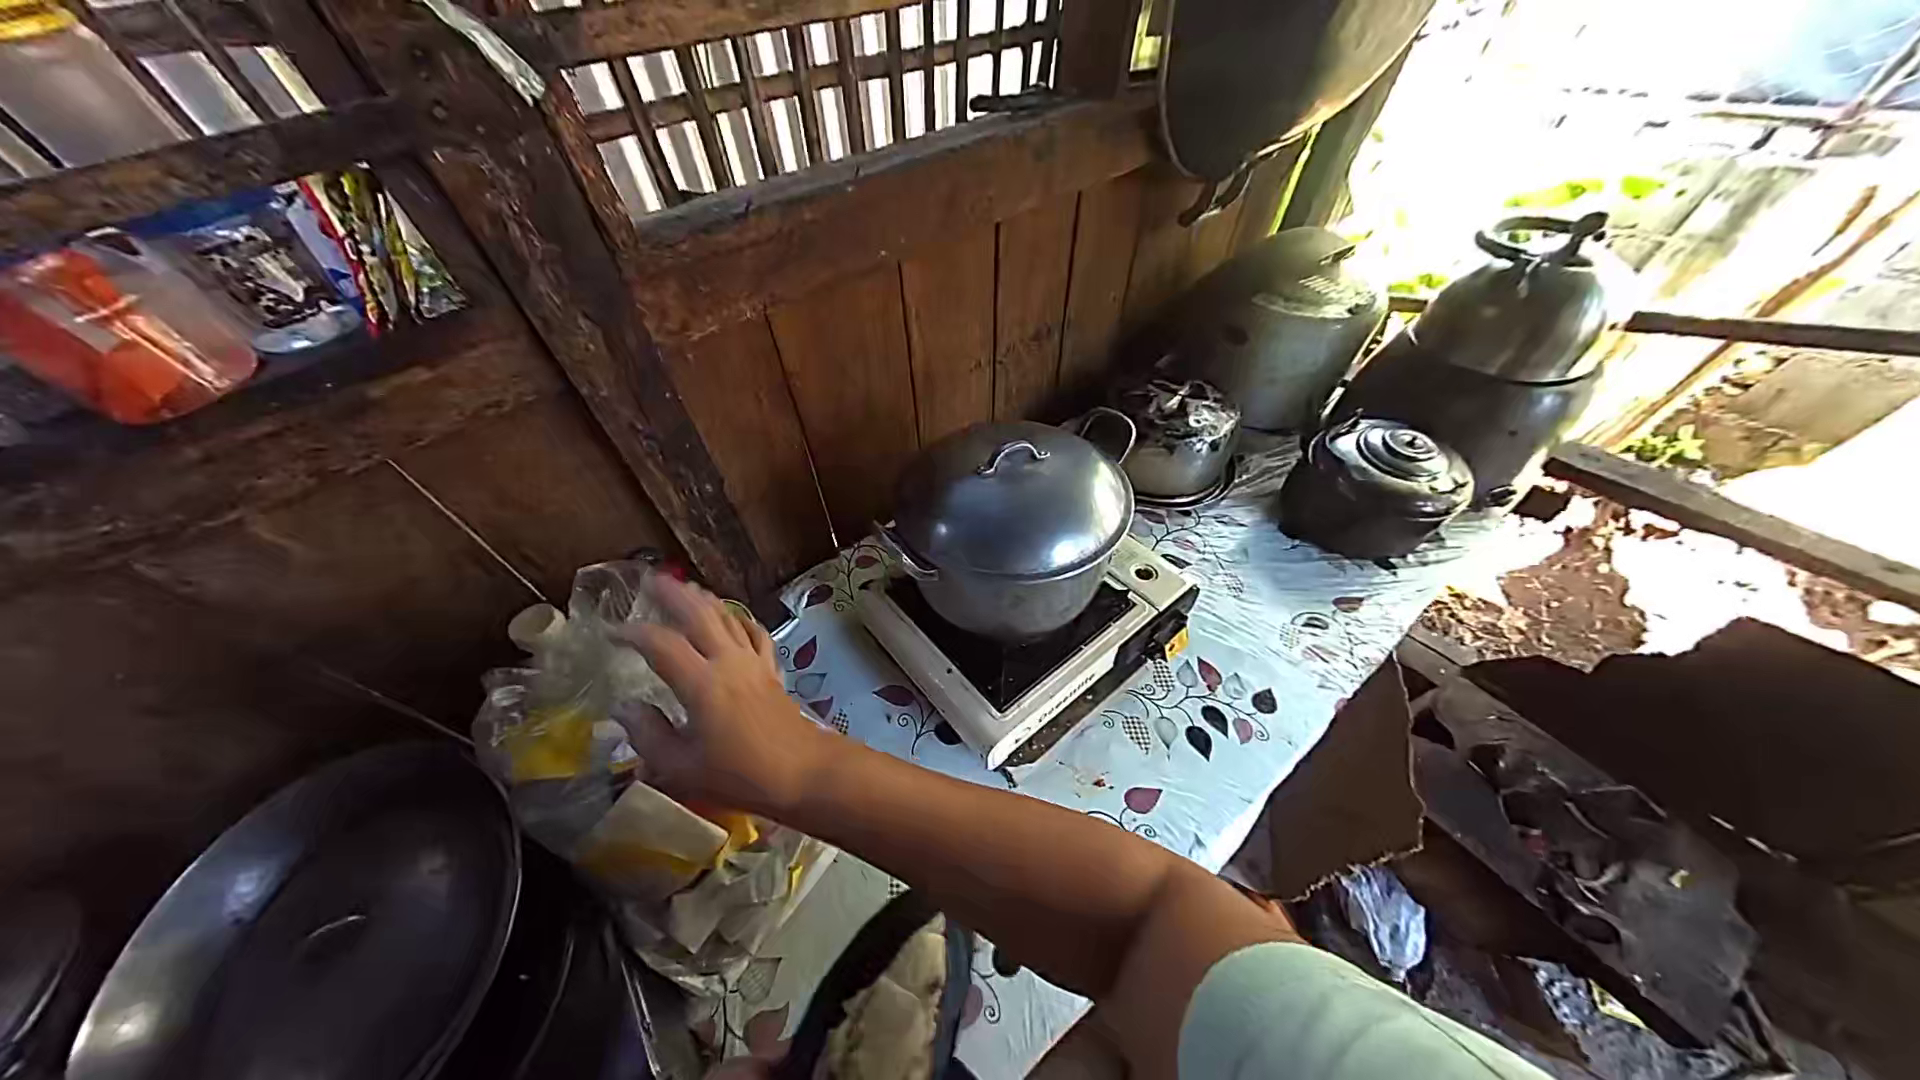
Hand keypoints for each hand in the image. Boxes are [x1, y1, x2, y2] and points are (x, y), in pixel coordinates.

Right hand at [612, 575, 831, 814]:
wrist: (802, 771)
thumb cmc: (739, 774)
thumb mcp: (681, 766)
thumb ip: (649, 734)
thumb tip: (625, 708)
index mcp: (702, 683)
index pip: (662, 644)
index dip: (634, 633)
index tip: (613, 631)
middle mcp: (729, 662)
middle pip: (701, 615)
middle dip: (675, 595)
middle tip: (653, 580)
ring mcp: (755, 663)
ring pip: (729, 619)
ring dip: (706, 601)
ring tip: (688, 589)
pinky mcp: (772, 670)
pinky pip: (755, 634)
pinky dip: (740, 620)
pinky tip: (734, 617)